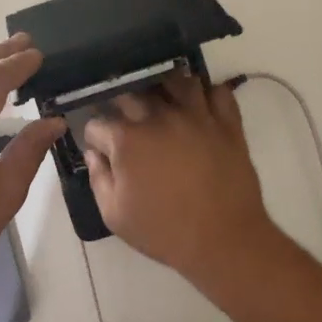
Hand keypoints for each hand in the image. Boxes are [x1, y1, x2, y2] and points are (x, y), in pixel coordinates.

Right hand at [81, 73, 278, 280]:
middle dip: (122, 106)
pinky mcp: (227, 123)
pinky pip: (218, 92)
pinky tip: (200, 109)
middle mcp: (159, 117)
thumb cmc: (163, 231)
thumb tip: (95, 155)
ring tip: (163, 105)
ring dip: (164, 90)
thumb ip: (99, 179)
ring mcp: (197, 116)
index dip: (95, 137)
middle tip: (126, 125)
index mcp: (127, 139)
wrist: (223, 240)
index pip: (97, 123)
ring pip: (176, 82)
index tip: (101, 149)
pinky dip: (207, 95)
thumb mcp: (115, 215)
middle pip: (132, 93)